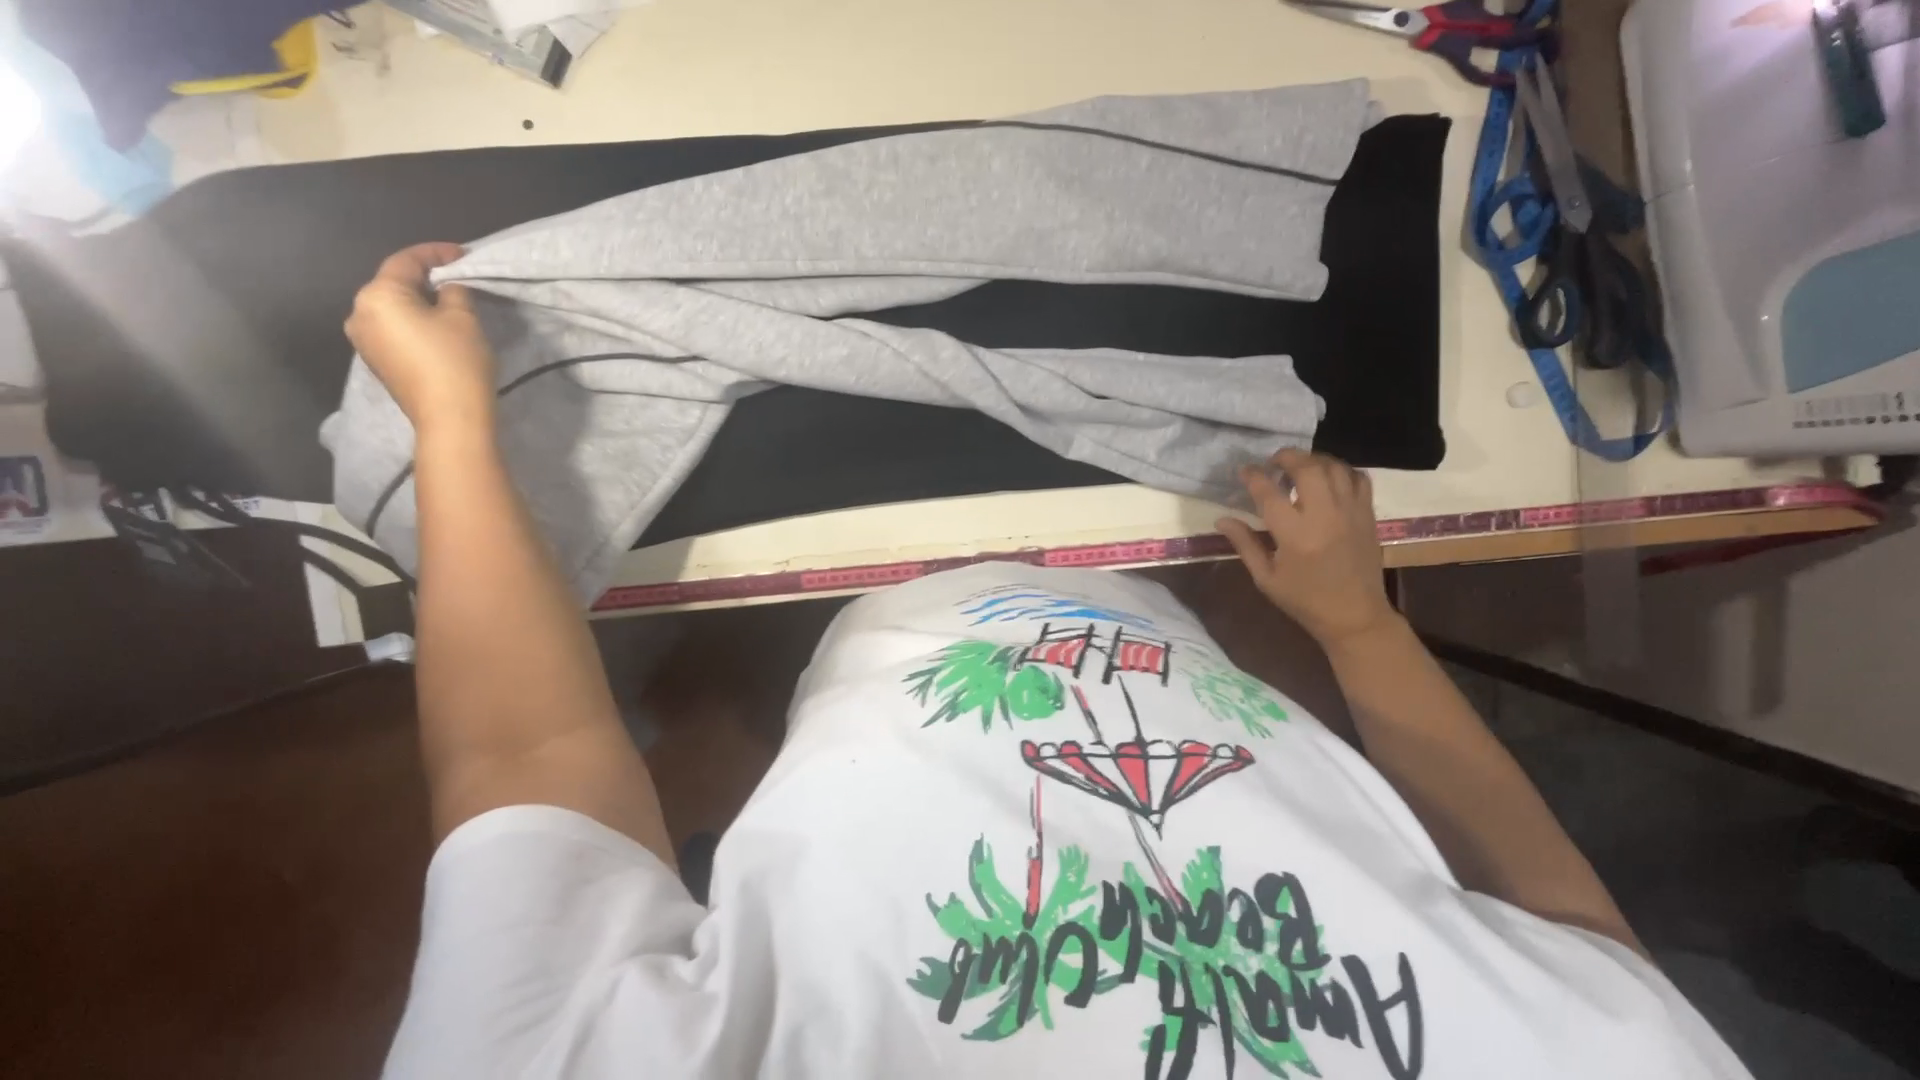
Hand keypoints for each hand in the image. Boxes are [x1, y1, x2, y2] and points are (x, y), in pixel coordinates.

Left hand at [345, 242, 495, 435]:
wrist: (449, 418)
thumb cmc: (456, 361)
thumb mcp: (463, 317)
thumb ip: (453, 291)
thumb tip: (448, 286)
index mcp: (377, 295)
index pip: (406, 261)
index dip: (436, 253)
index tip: (463, 255)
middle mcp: (359, 313)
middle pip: (394, 284)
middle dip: (425, 278)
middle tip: (458, 278)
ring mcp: (363, 340)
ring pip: (392, 308)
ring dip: (419, 302)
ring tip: (450, 304)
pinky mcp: (375, 361)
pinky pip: (393, 329)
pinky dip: (413, 322)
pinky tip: (437, 328)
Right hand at [1215, 449, 1399, 646]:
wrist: (1355, 615)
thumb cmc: (1304, 600)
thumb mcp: (1266, 578)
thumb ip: (1244, 544)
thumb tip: (1221, 519)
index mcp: (1295, 535)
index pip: (1269, 492)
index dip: (1253, 476)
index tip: (1244, 470)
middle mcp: (1324, 516)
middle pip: (1307, 468)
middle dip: (1287, 456)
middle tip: (1274, 460)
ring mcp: (1350, 512)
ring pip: (1334, 467)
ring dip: (1314, 459)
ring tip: (1300, 465)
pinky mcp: (1367, 515)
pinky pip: (1358, 478)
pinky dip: (1342, 470)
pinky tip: (1329, 477)